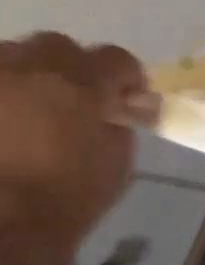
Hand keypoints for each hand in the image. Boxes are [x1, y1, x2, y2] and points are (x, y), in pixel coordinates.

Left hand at [0, 33, 157, 256]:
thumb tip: (113, 108)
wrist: (3, 218)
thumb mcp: (116, 157)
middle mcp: (22, 67)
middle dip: (72, 69)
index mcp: (77, 83)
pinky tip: (10, 125)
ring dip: (27, 78)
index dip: (128, 78)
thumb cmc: (71, 191)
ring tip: (31, 114)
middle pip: (55, 46)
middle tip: (78, 102)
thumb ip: (115, 121)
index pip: (117, 58)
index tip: (131, 101)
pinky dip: (5, 99)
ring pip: (10, 59)